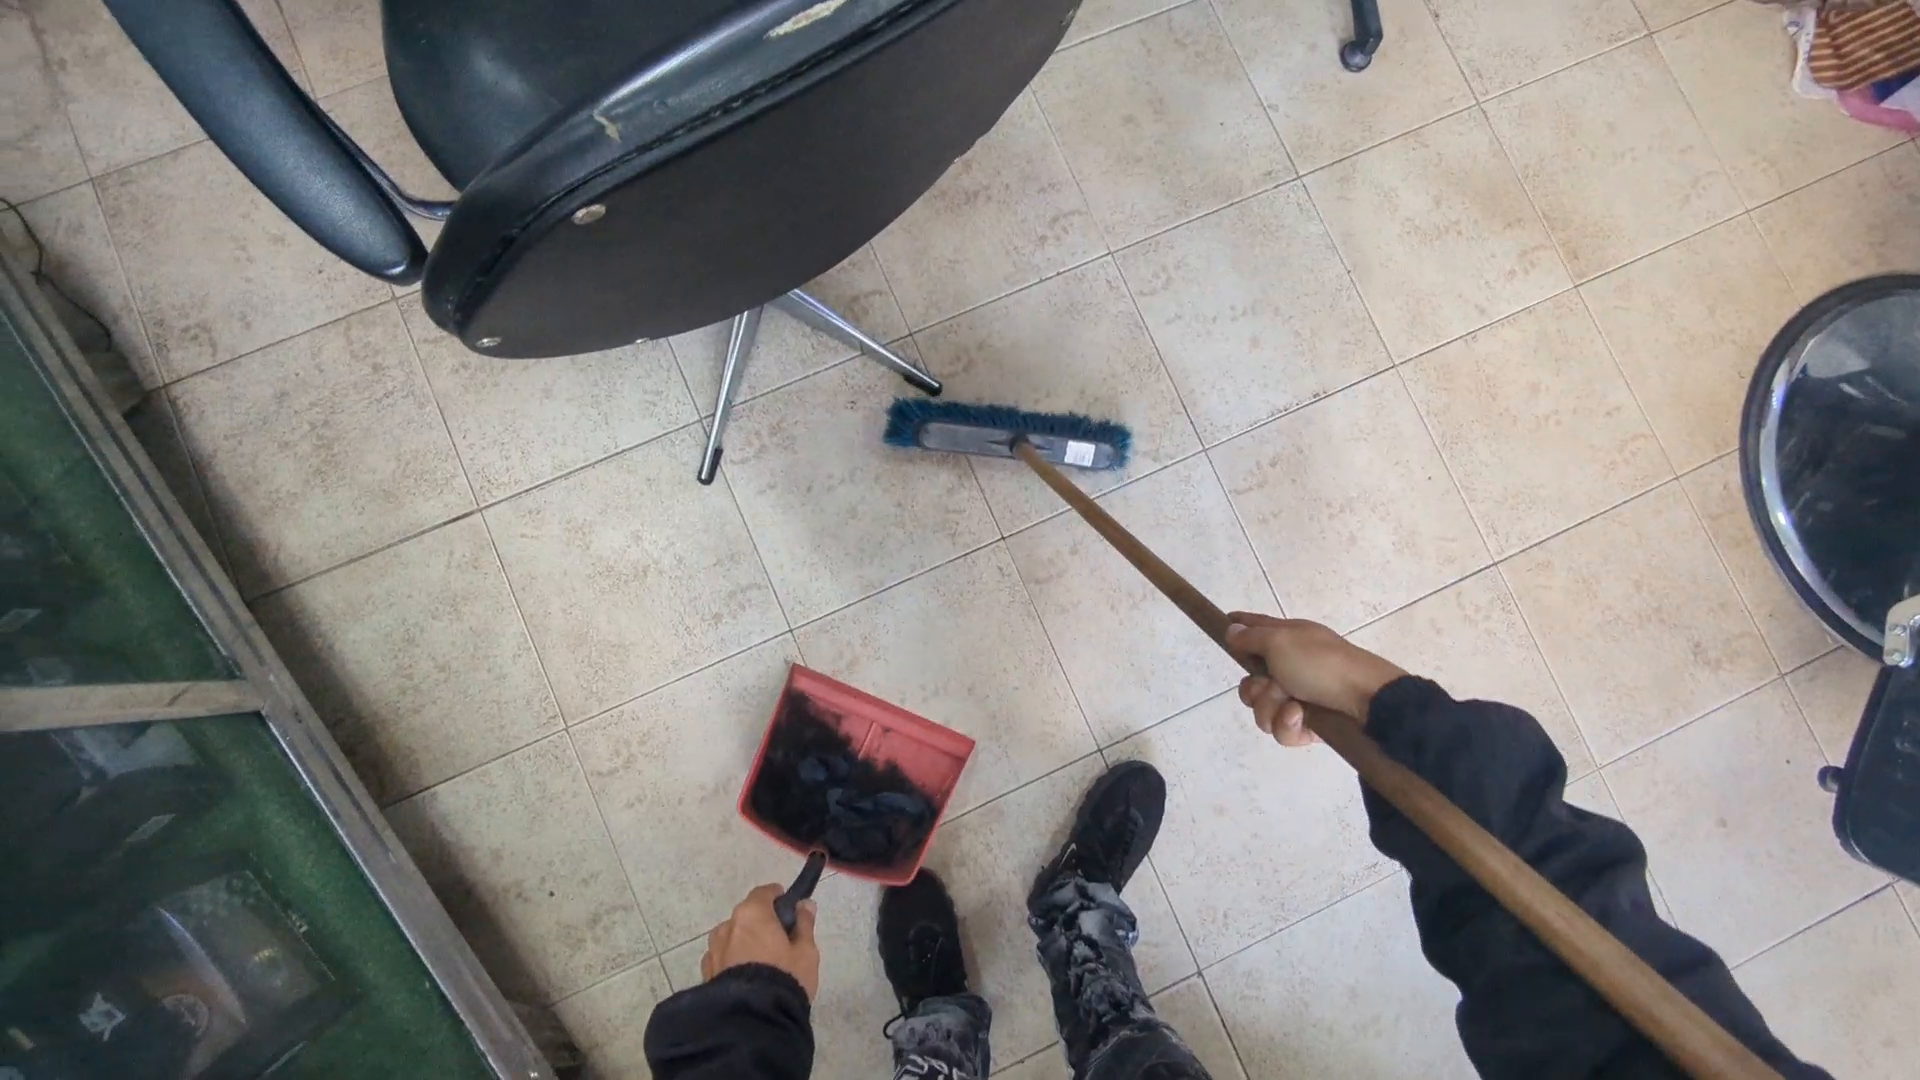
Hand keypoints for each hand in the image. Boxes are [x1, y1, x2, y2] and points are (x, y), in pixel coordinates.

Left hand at [701, 884, 820, 999]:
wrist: (751, 1023)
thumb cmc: (784, 978)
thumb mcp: (806, 951)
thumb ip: (805, 924)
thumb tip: (804, 904)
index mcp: (752, 913)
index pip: (763, 893)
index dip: (777, 897)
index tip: (788, 908)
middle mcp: (728, 926)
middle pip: (746, 916)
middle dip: (761, 923)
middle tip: (779, 941)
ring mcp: (713, 952)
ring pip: (731, 938)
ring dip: (743, 943)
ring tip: (759, 964)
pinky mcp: (705, 976)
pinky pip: (721, 959)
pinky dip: (731, 962)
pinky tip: (743, 979)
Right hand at [1224, 613, 1405, 746]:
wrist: (1367, 701)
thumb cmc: (1321, 663)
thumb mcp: (1280, 641)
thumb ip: (1250, 637)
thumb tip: (1232, 629)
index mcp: (1287, 639)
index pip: (1255, 627)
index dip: (1237, 627)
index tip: (1222, 627)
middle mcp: (1290, 667)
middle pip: (1250, 681)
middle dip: (1253, 690)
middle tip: (1270, 686)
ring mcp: (1299, 697)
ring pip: (1262, 708)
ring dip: (1272, 708)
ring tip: (1293, 706)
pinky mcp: (1308, 724)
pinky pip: (1281, 729)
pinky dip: (1288, 724)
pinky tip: (1301, 718)